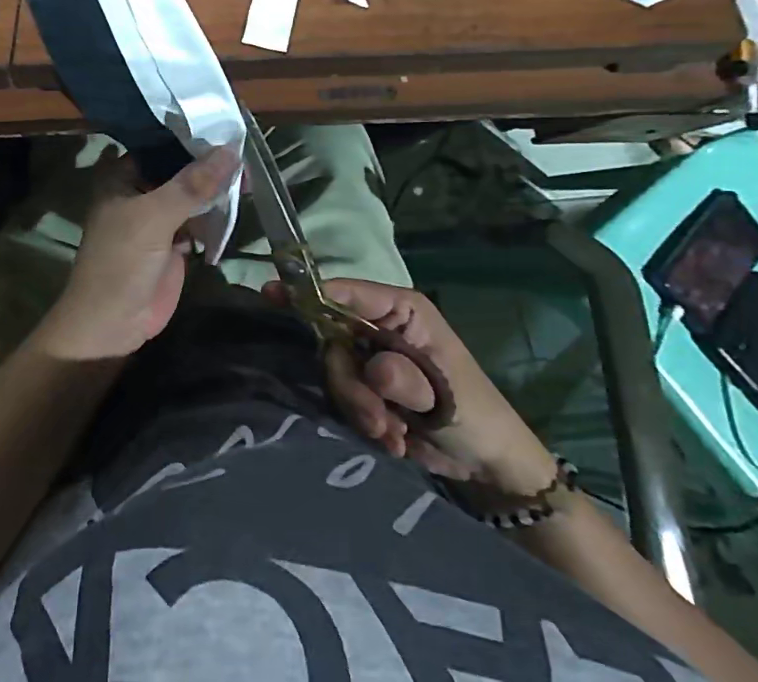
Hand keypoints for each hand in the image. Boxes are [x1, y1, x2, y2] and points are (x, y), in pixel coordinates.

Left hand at [33, 146, 240, 361]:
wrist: (113, 323)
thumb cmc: (121, 263)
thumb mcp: (154, 218)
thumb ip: (191, 185)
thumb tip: (230, 151)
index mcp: (121, 176)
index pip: (158, 144)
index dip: (189, 136)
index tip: (225, 124)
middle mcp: (138, 190)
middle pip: (178, 168)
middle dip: (209, 162)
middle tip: (246, 150)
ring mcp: (157, 217)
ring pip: (191, 193)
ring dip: (216, 187)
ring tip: (250, 174)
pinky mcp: (173, 241)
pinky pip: (199, 218)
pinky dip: (215, 213)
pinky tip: (239, 201)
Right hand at [276, 278, 558, 494]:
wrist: (485, 462)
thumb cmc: (475, 414)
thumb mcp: (446, 396)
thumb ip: (406, 379)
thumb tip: (373, 369)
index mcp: (401, 311)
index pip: (346, 293)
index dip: (309, 293)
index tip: (272, 294)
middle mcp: (379, 328)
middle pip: (332, 341)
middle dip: (350, 385)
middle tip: (377, 419)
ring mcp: (369, 357)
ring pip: (335, 374)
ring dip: (359, 409)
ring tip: (391, 434)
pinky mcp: (364, 387)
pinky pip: (342, 397)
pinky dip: (364, 421)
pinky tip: (392, 438)